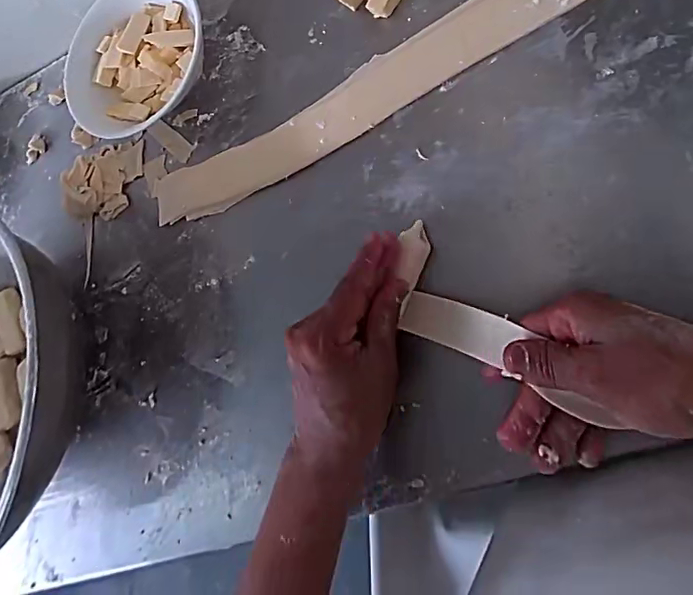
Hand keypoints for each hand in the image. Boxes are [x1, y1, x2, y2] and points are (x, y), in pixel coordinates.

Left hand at [283, 232, 407, 476]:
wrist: (326, 452)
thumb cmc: (358, 415)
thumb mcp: (381, 364)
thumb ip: (384, 317)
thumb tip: (393, 283)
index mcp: (321, 335)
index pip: (352, 290)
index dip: (372, 263)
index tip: (386, 239)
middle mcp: (304, 329)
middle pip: (344, 293)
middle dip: (369, 270)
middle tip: (389, 243)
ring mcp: (299, 336)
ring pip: (339, 303)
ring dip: (362, 287)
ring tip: (385, 264)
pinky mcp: (302, 343)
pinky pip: (333, 315)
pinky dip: (352, 304)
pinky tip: (369, 293)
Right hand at [493, 291, 692, 470]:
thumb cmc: (666, 374)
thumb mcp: (591, 374)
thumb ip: (546, 365)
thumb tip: (513, 353)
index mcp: (580, 316)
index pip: (530, 333)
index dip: (510, 359)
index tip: (492, 378)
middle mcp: (595, 330)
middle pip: (550, 368)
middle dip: (533, 407)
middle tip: (517, 436)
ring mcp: (616, 355)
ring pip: (574, 390)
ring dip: (559, 424)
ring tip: (548, 455)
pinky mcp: (634, 378)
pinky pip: (599, 401)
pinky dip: (588, 425)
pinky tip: (585, 448)